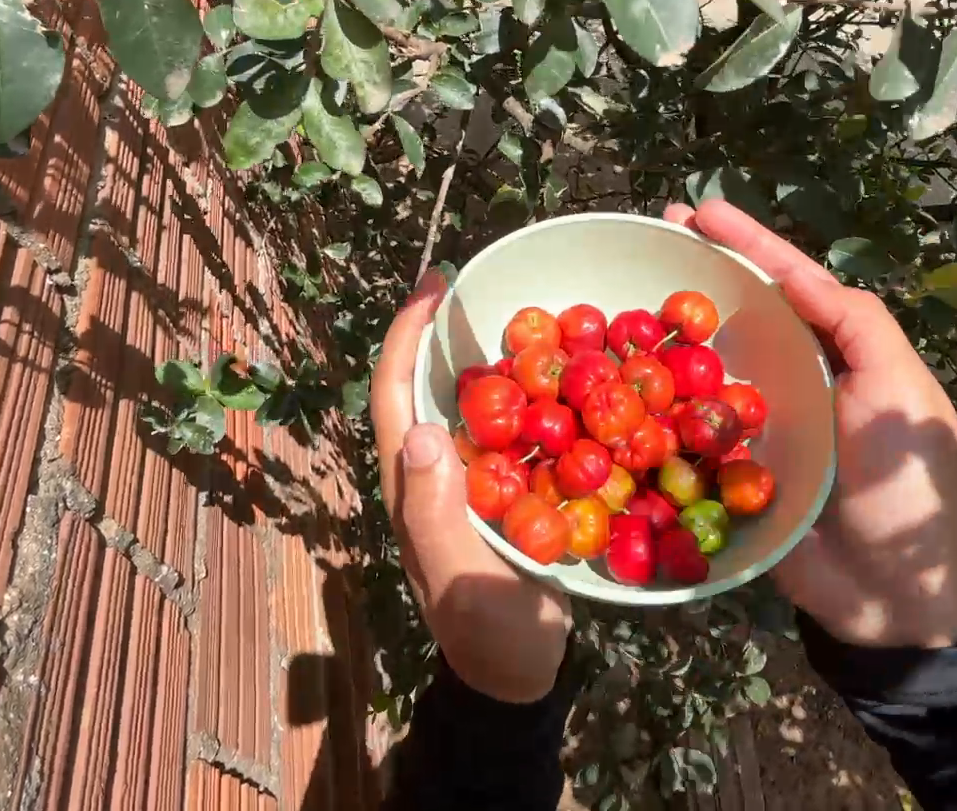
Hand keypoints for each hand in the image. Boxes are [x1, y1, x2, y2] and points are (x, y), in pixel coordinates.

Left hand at [371, 270, 570, 702]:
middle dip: (438, 329)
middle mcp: (432, 469)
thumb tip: (421, 435)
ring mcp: (467, 478)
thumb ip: (436, 519)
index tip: (432, 286)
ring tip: (519, 313)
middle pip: (424, 383)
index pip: (394, 393)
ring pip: (467, 399)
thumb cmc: (490, 637)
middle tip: (471, 283)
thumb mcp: (462, 585)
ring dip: (484, 352)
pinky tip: (562, 372)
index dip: (406, 335)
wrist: (518, 673)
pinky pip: (508, 425)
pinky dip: (526, 391)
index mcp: (411, 482)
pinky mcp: (502, 487)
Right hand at [666, 200, 956, 648]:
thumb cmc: (900, 490)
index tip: (700, 210)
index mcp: (836, 352)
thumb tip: (796, 276)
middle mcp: (790, 374)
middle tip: (657, 229)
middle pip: (741, 307)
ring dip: (673, 317)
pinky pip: (686, 413)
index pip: (788, 281)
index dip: (747, 242)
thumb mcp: (902, 396)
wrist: (882, 594)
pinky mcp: (724, 458)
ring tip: (633, 282)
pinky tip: (626, 366)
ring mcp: (754, 416)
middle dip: (702, 264)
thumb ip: (860, 328)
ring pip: (708, 354)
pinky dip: (658, 387)